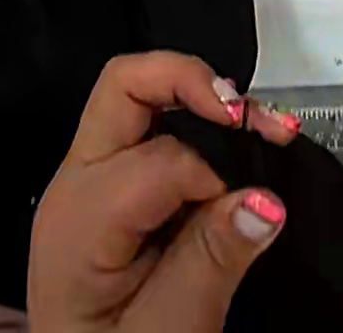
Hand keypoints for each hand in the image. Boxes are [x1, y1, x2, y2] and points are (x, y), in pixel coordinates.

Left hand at [28, 52, 300, 331]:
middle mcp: (78, 178)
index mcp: (80, 218)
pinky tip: (235, 135)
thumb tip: (264, 199)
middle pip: (125, 84)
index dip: (213, 172)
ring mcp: (93, 171)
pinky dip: (199, 116)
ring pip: (141, 90)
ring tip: (256, 121)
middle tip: (244, 113)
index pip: (157, 160)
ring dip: (201, 93)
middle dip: (191, 80)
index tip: (252, 203)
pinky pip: (155, 120)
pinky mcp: (116, 176)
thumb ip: (211, 262)